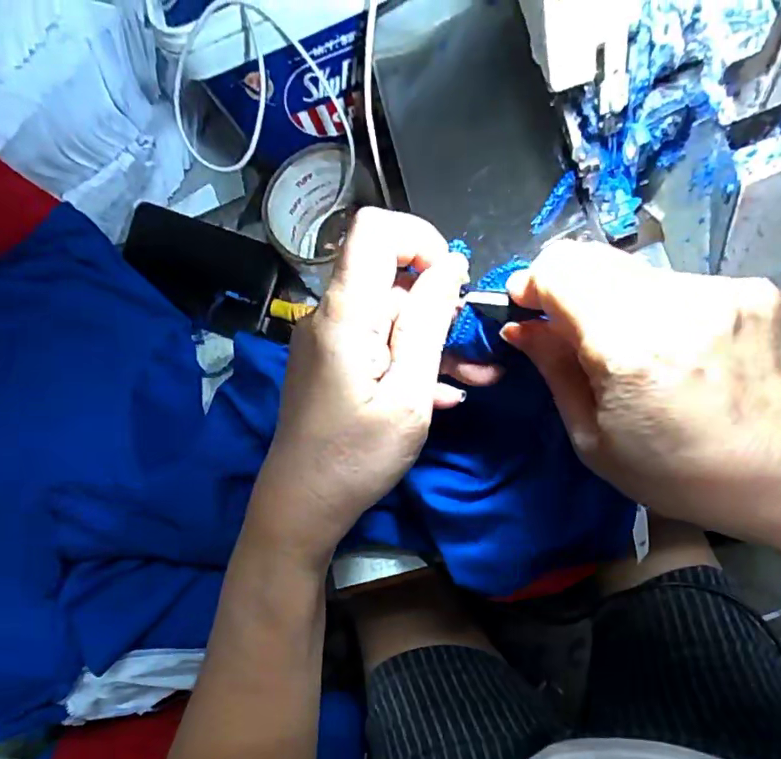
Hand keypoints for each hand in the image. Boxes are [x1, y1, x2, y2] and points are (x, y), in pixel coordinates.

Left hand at [250, 209, 470, 561]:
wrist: (303, 506)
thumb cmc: (356, 458)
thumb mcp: (407, 397)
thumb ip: (427, 326)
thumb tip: (449, 267)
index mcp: (345, 314)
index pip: (375, 229)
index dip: (420, 240)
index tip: (451, 282)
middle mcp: (331, 317)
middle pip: (390, 280)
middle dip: (440, 308)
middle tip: (477, 351)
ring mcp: (331, 344)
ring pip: (390, 320)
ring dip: (435, 343)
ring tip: (478, 377)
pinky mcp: (334, 368)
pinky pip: (378, 348)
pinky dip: (412, 363)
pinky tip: (447, 395)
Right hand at [501, 240, 780, 542]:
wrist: (779, 472)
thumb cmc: (675, 475)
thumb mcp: (595, 441)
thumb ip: (556, 372)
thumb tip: (523, 327)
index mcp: (629, 350)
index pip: (560, 269)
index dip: (533, 284)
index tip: (528, 310)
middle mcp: (674, 304)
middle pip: (594, 259)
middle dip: (569, 290)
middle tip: (571, 333)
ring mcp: (718, 290)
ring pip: (637, 271)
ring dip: (616, 301)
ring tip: (634, 352)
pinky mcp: (750, 287)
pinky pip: (678, 283)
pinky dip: (660, 308)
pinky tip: (678, 350)